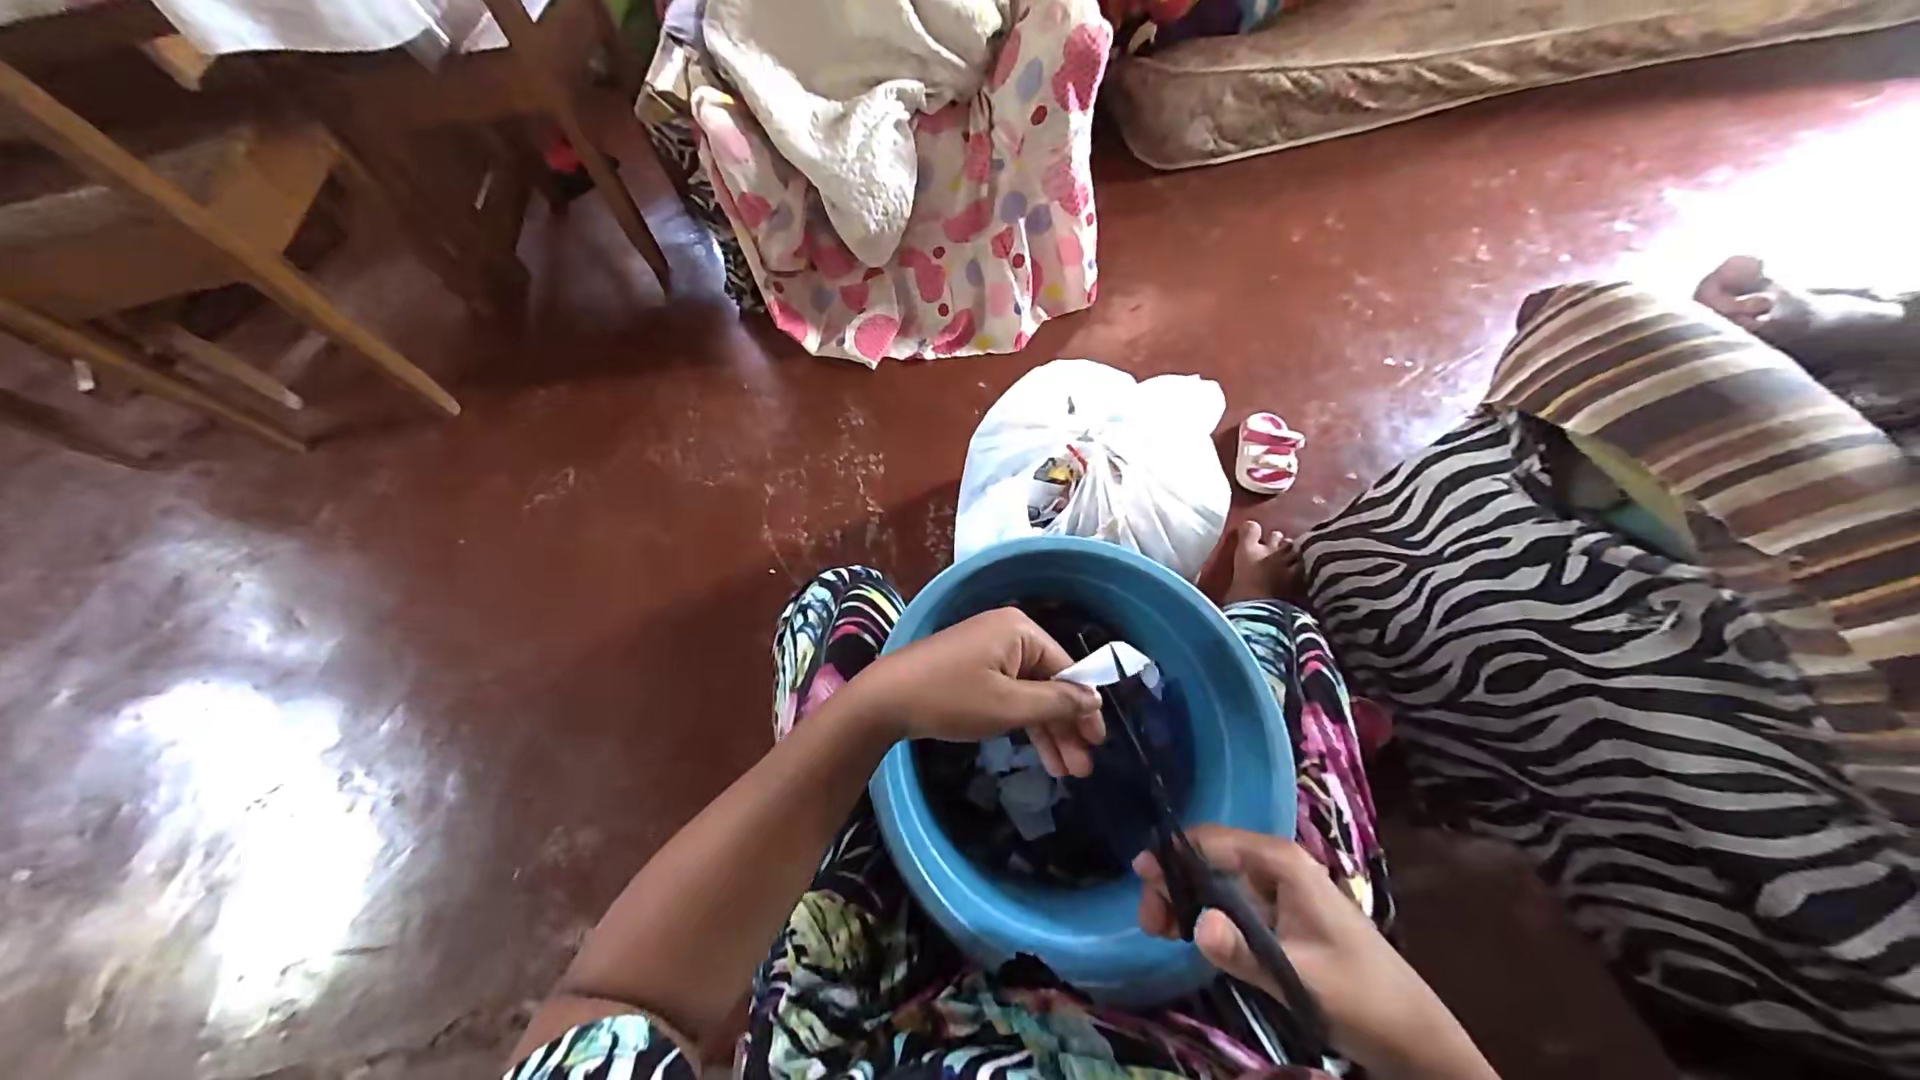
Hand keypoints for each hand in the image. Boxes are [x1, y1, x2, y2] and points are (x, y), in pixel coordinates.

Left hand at [839, 608, 1106, 775]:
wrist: (884, 699)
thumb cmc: (950, 698)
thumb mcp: (1008, 706)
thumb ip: (1056, 702)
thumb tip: (1095, 698)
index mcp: (1021, 630)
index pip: (1068, 669)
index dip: (1085, 709)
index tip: (1098, 745)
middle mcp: (1009, 633)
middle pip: (1051, 682)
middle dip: (1066, 727)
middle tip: (1082, 770)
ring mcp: (989, 650)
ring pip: (1031, 692)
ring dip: (1047, 731)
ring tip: (1066, 771)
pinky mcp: (974, 667)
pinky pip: (1009, 692)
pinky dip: (1022, 721)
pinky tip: (1040, 751)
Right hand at [1136, 827, 1495, 1079]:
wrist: (1415, 1040)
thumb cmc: (1364, 998)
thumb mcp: (1300, 977)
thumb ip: (1245, 951)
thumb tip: (1196, 924)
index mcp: (1282, 863)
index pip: (1212, 841)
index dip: (1172, 854)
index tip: (1140, 877)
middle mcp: (1275, 866)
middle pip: (1208, 858)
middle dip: (1174, 882)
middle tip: (1150, 921)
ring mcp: (1276, 891)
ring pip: (1214, 881)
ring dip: (1184, 899)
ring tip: (1162, 931)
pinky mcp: (1277, 916)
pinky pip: (1229, 903)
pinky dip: (1204, 915)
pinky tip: (1187, 935)